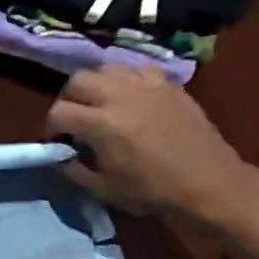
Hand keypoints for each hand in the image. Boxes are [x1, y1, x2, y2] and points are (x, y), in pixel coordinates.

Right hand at [43, 66, 257, 222]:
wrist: (208, 182)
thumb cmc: (153, 191)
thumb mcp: (104, 189)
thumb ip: (74, 170)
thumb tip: (62, 156)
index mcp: (102, 124)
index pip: (58, 112)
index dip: (50, 128)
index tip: (56, 142)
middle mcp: (120, 96)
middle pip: (77, 80)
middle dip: (68, 100)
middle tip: (73, 119)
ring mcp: (146, 85)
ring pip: (105, 68)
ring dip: (95, 84)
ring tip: (99, 104)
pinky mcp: (167, 83)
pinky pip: (137, 69)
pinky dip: (125, 79)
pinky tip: (129, 96)